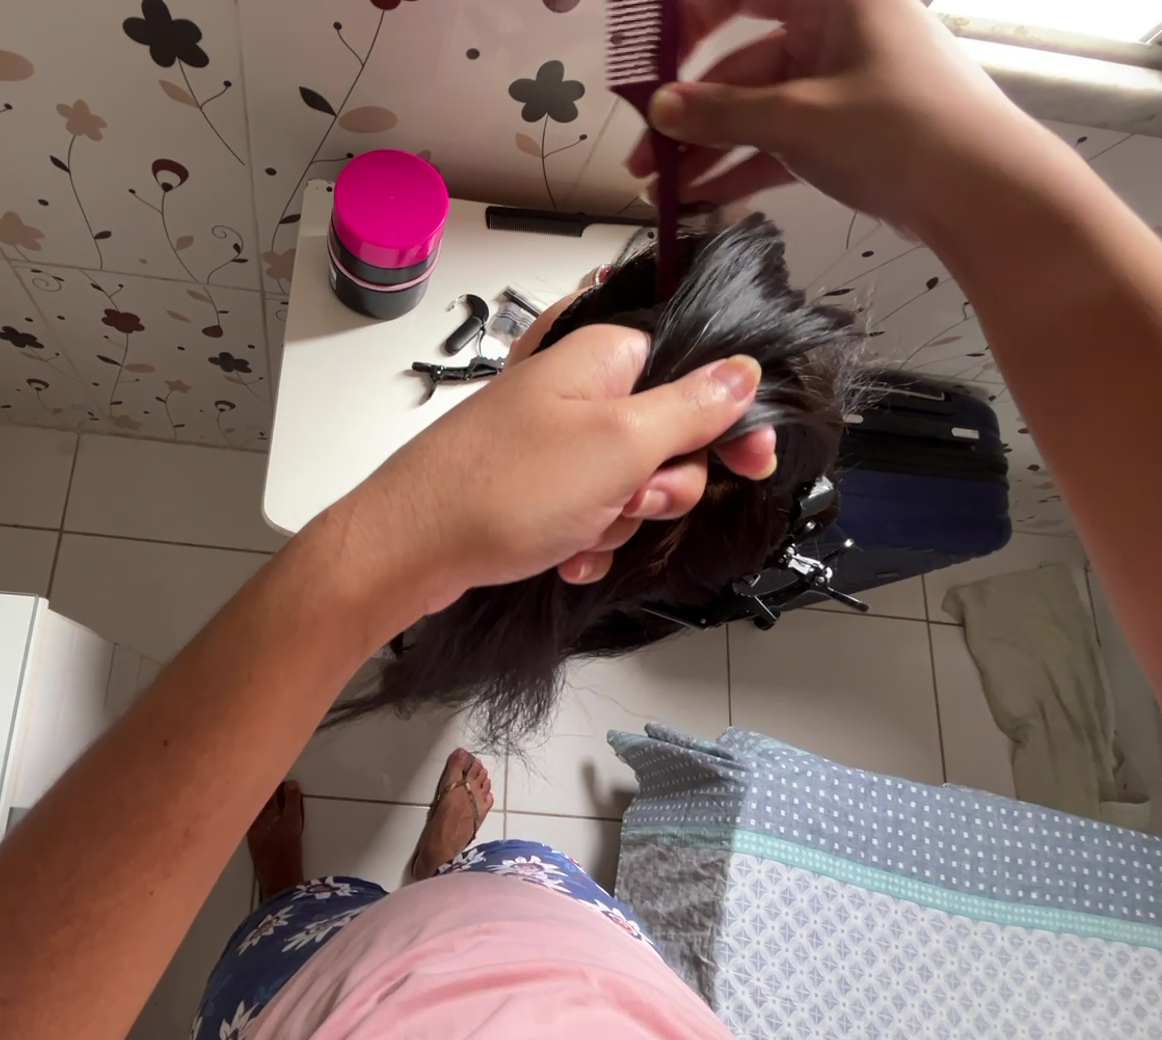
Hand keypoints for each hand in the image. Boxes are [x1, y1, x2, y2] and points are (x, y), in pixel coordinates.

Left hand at [326, 308, 771, 621]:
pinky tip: (562, 557)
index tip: (750, 463)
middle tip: (628, 500)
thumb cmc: (509, 489)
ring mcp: (550, 447)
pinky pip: (587, 516)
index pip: (694, 370)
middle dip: (659, 486)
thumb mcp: (618, 444)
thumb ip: (689, 407)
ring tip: (574, 530)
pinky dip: (583, 542)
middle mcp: (575, 395)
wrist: (411, 549)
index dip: (727, 419)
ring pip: (627, 488)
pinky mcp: (531, 491)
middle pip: (665, 438)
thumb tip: (741, 370)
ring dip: (615, 522)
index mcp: (600, 358)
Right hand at [626, 0, 1045, 239]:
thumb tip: (659, 108)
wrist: (975, 192)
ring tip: (658, 191)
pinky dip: (735, 169)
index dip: (688, 21)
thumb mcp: (797, 119)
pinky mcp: (835, 131)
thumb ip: (722, 114)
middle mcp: (832, 33)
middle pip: (738, 63)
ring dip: (703, 150)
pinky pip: (770, 143)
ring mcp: (833, 85)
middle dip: (686, 110)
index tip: (645, 64)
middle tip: (643, 150)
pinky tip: (697, 199)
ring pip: (750, 110)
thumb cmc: (898, 130)